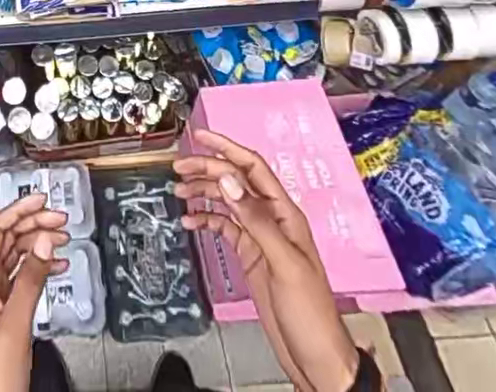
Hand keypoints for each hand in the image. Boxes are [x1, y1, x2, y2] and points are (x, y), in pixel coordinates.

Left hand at [0, 192, 70, 391]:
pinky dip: (40, 266)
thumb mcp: (15, 321)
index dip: (17, 209)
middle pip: (7, 238)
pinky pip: (22, 276)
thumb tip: (44, 240)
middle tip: (59, 217)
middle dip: (33, 223)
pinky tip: (56, 264)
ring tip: (62, 237)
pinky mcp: (4, 310)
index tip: (40, 198)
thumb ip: (30, 278)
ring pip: (16, 255)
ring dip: (39, 243)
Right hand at [176, 129, 361, 391]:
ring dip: (202, 192)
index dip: (226, 148)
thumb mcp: (284, 263)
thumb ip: (255, 219)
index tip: (201, 136)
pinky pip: (223, 226)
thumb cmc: (311, 314)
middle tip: (179, 167)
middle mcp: (271, 219)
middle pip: (234, 181)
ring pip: (225, 200)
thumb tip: (229, 181)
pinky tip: (191, 220)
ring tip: (179, 191)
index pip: (252, 168)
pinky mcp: (250, 254)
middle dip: (206, 169)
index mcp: (284, 214)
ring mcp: (259, 236)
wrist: (317, 360)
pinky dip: (205, 219)